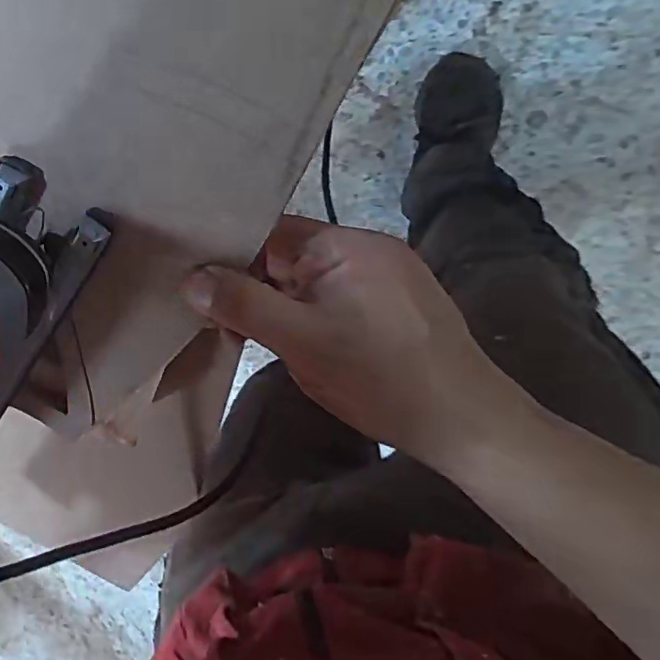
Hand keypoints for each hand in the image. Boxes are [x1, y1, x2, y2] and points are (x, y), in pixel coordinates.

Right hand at [180, 215, 535, 468]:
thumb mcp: (299, 341)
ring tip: (245, 329)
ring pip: (305, 279)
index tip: (195, 280)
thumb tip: (190, 279)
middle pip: (285, 255)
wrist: (469, 427)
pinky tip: (291, 337)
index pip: (269, 232)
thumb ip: (242, 304)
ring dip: (275, 302)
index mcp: (346, 244)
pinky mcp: (391, 303)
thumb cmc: (379, 378)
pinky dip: (302, 312)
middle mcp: (367, 248)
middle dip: (250, 283)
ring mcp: (383, 276)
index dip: (229, 254)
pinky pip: (329, 295)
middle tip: (215, 315)